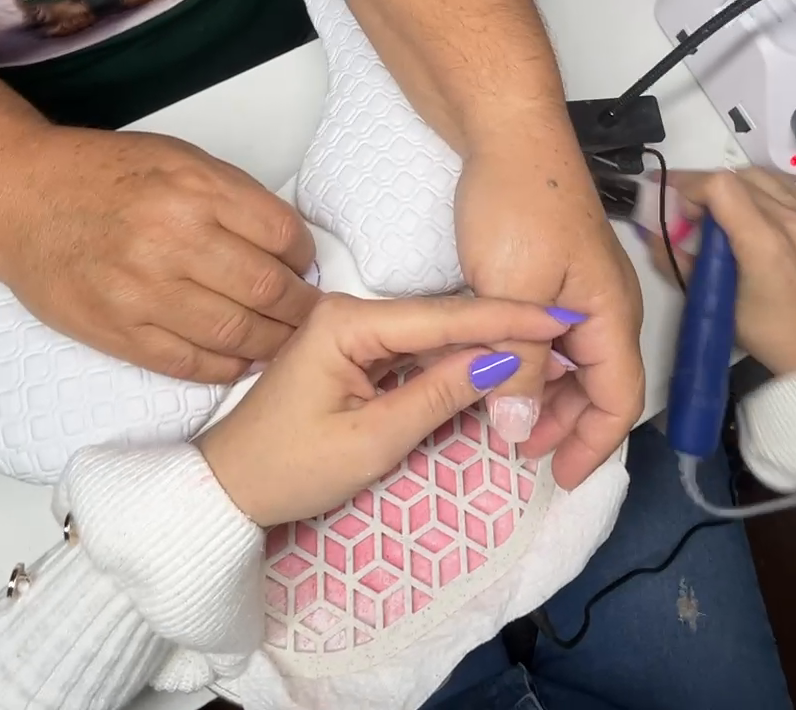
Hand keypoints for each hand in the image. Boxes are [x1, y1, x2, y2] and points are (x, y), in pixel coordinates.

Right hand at [0, 127, 320, 383]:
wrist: (22, 199)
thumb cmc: (106, 174)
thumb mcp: (181, 160)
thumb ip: (234, 198)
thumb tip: (287, 244)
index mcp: (196, 191)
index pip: (282, 235)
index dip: (305, 256)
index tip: (306, 266)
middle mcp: (173, 240)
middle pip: (267, 289)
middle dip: (300, 307)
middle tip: (308, 311)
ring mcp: (143, 291)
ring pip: (235, 333)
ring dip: (273, 343)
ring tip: (285, 339)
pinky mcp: (117, 331)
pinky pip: (188, 363)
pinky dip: (225, 369)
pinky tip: (242, 361)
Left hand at [195, 294, 573, 526]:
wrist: (230, 484)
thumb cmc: (292, 468)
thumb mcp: (372, 440)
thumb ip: (438, 395)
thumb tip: (501, 362)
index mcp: (350, 322)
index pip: (442, 316)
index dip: (505, 317)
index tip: (559, 316)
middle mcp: (354, 310)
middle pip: (441, 318)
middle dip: (502, 329)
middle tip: (564, 337)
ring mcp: (355, 327)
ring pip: (433, 333)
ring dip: (482, 344)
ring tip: (541, 349)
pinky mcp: (358, 348)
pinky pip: (416, 348)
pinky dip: (453, 359)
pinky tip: (490, 362)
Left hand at [454, 128, 643, 489]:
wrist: (508, 132)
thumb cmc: (517, 208)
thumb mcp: (512, 291)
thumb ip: (519, 362)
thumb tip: (520, 429)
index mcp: (610, 314)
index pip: (619, 399)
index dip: (592, 445)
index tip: (556, 477)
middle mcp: (604, 305)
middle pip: (599, 383)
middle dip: (565, 423)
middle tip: (519, 448)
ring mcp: (579, 285)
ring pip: (573, 359)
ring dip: (546, 393)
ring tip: (506, 415)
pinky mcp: (552, 270)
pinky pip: (551, 332)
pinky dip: (532, 359)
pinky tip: (501, 367)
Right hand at [660, 170, 795, 374]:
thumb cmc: (767, 332)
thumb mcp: (714, 302)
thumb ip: (677, 264)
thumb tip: (651, 235)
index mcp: (763, 241)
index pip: (719, 186)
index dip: (688, 186)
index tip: (671, 203)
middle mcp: (789, 219)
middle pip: (735, 176)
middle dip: (702, 188)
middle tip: (687, 214)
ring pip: (757, 175)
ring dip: (728, 185)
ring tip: (714, 211)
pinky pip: (779, 184)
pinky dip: (753, 188)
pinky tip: (743, 210)